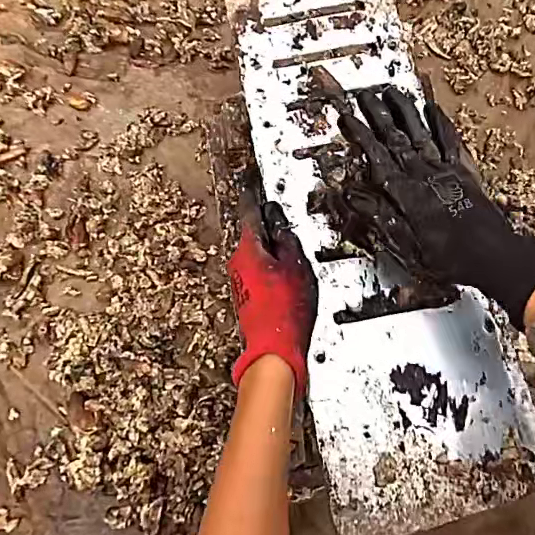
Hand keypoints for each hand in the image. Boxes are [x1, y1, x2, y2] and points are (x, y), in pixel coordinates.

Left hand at [228, 200, 317, 392]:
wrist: (273, 348)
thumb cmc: (284, 310)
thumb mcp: (296, 266)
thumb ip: (287, 240)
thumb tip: (279, 225)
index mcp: (249, 249)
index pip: (250, 214)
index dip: (255, 198)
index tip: (254, 186)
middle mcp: (238, 262)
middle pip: (255, 237)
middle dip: (271, 232)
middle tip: (290, 230)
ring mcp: (239, 280)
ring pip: (258, 256)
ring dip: (273, 255)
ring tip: (294, 265)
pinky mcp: (245, 295)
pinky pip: (259, 273)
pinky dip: (271, 272)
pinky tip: (287, 283)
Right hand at [317, 75, 534, 326]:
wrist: (497, 258)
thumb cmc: (450, 258)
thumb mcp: (407, 246)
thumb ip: (379, 216)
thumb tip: (350, 194)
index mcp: (406, 193)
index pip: (377, 156)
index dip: (360, 134)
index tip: (347, 116)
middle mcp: (424, 175)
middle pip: (396, 138)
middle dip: (378, 114)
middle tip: (365, 94)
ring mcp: (446, 170)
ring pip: (420, 133)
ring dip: (405, 111)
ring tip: (392, 92)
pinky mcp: (465, 172)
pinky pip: (451, 141)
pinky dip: (441, 122)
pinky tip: (432, 108)